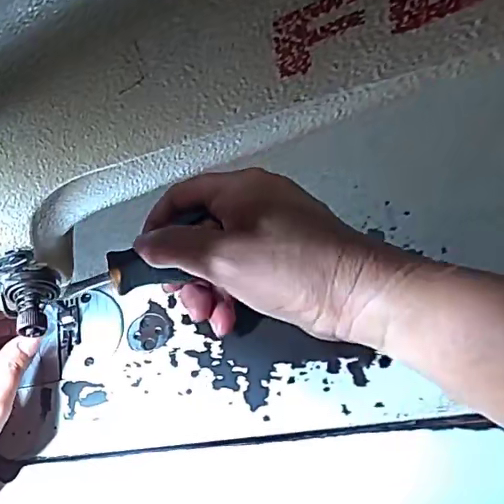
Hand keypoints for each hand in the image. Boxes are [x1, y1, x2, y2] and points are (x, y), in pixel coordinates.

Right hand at [133, 168, 420, 344]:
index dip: (157, 225)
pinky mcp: (280, 258)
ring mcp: (269, 231)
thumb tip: (145, 245)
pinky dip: (227, 294)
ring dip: (205, 289)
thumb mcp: (220, 257)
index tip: (148, 253)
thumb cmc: (302, 268)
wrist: (358, 296)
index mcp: (240, 190)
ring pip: (215, 258)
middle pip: (195, 233)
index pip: (181, 196)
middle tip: (182, 292)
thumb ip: (173, 248)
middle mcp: (254, 204)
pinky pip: (238, 271)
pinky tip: (229, 314)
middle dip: (184, 270)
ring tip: (209, 311)